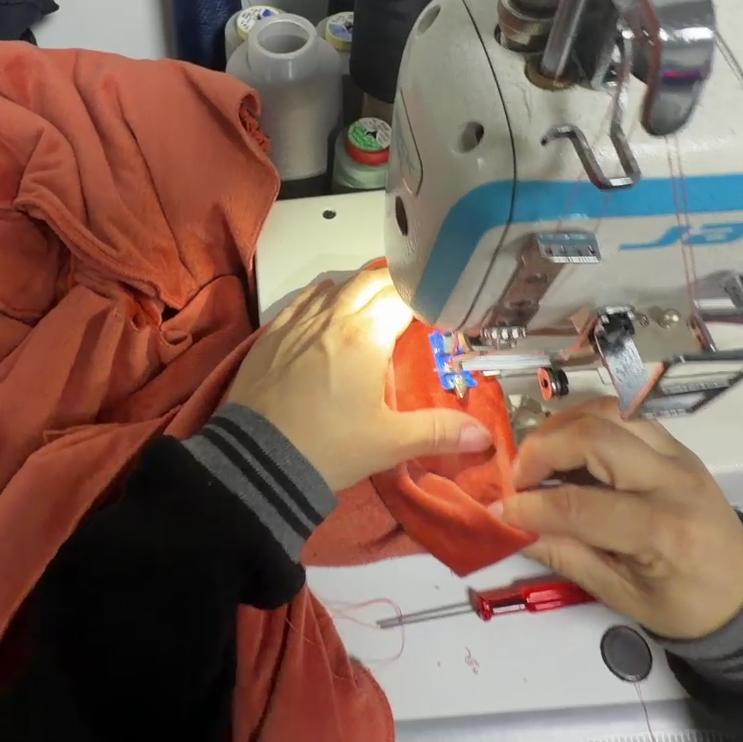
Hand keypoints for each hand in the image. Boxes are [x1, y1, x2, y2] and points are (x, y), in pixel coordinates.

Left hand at [225, 269, 492, 490]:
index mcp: (365, 335)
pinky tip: (328, 302)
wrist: (257, 459)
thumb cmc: (329, 446)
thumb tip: (484, 434)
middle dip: (395, 284)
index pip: (403, 295)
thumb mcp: (389, 442)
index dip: (424, 296)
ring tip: (376, 298)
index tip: (439, 307)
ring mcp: (298, 321)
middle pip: (370, 282)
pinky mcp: (272, 333)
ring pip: (336, 286)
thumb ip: (439, 431)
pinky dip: (323, 296)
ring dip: (360, 287)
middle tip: (414, 298)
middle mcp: (332, 317)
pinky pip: (303, 300)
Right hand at [494, 399, 742, 639]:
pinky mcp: (673, 442)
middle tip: (518, 476)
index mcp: (666, 531)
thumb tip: (511, 528)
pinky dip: (584, 421)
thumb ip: (565, 555)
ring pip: (607, 411)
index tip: (501, 510)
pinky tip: (567, 445)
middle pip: (594, 437)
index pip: (581, 505)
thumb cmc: (685, 604)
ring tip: (539, 455)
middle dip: (542, 450)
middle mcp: (673, 480)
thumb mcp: (622, 594)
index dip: (532, 506)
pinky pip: (620, 413)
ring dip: (561, 426)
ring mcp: (677, 453)